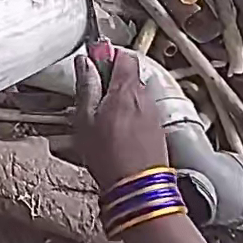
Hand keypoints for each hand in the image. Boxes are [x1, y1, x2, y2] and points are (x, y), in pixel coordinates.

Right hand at [73, 48, 169, 188]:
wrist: (137, 188)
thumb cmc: (109, 155)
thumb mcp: (85, 118)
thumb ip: (86, 86)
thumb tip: (85, 63)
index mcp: (127, 91)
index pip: (124, 56)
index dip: (108, 55)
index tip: (93, 61)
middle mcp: (145, 99)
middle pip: (130, 74)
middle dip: (110, 78)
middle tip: (92, 91)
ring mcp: (153, 115)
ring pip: (135, 93)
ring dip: (119, 96)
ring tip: (101, 115)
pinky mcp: (157, 130)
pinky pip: (141, 110)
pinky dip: (128, 112)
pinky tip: (115, 129)